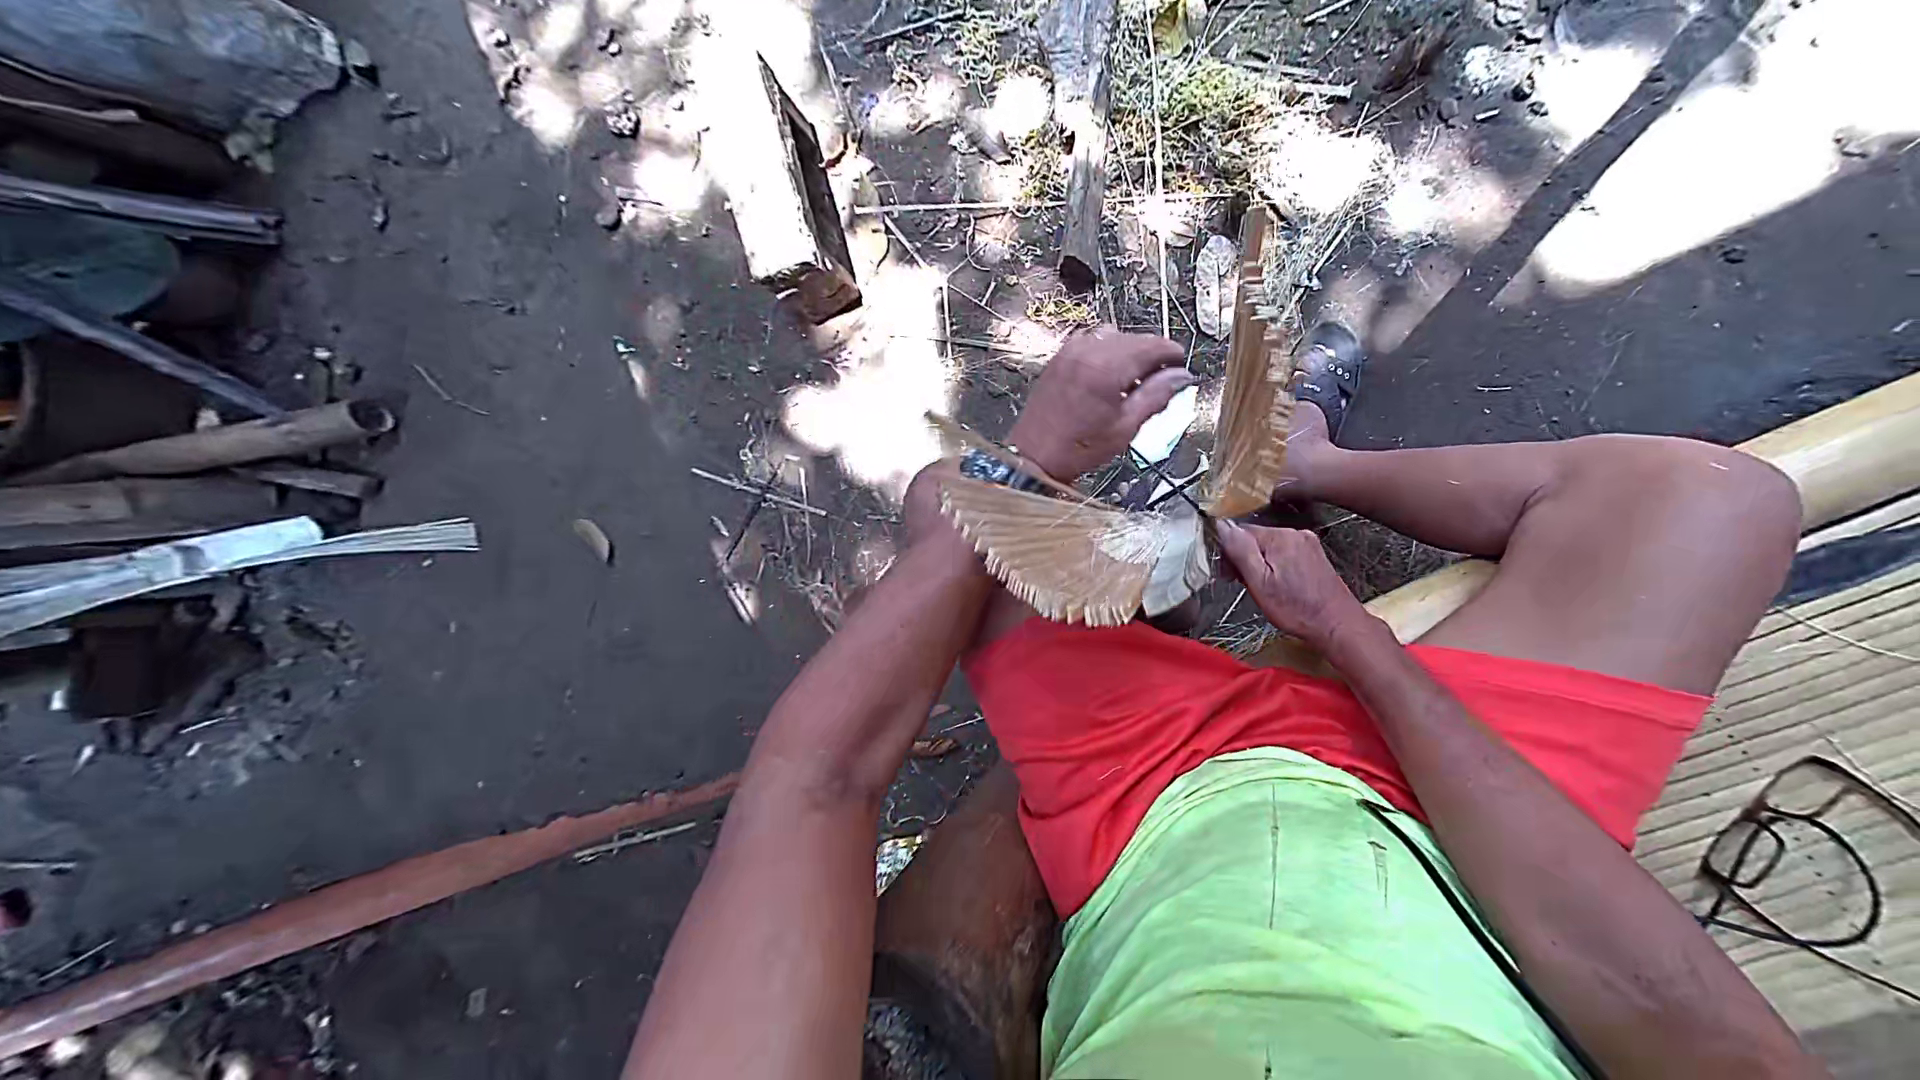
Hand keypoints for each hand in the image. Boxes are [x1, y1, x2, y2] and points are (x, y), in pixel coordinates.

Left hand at [1007, 328, 1192, 479]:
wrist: (1034, 456)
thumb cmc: (1079, 448)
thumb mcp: (1126, 426)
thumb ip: (1156, 395)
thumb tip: (1182, 376)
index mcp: (1108, 367)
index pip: (1153, 344)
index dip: (1172, 354)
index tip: (1180, 368)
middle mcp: (1088, 350)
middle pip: (1135, 337)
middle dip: (1152, 354)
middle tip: (1159, 380)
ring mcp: (1071, 350)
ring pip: (1115, 335)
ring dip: (1130, 351)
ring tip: (1132, 380)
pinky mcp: (1060, 356)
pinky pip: (1093, 341)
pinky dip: (1107, 351)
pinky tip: (1109, 375)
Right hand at [1214, 521, 1378, 653]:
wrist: (1337, 624)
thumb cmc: (1296, 609)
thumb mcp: (1259, 583)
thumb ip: (1240, 551)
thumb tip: (1222, 526)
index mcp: (1279, 537)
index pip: (1240, 531)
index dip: (1230, 552)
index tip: (1231, 574)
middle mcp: (1296, 533)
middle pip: (1255, 538)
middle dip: (1245, 558)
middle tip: (1247, 584)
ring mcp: (1307, 543)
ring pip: (1269, 546)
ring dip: (1260, 563)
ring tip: (1265, 587)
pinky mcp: (1313, 554)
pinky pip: (1284, 552)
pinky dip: (1276, 566)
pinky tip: (1279, 584)